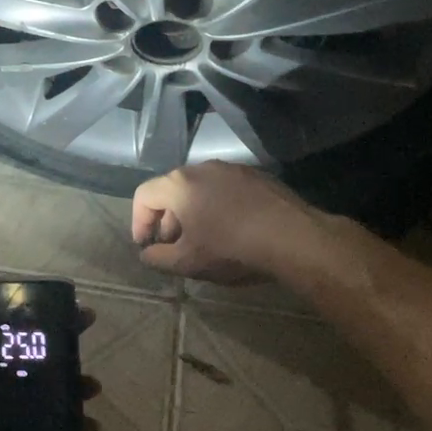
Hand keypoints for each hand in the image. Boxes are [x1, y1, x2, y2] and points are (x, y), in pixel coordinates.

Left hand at [0, 305, 98, 430]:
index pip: (3, 336)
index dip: (28, 318)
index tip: (53, 302)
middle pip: (35, 360)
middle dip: (62, 344)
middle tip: (85, 327)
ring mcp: (13, 420)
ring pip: (52, 394)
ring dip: (75, 384)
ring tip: (90, 386)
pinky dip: (78, 427)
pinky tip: (90, 426)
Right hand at [131, 161, 317, 283]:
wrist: (293, 238)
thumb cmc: (231, 249)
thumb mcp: (187, 263)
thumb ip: (158, 258)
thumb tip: (147, 254)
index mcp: (179, 184)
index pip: (144, 195)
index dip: (139, 222)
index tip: (147, 245)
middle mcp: (202, 168)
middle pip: (171, 190)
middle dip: (167, 219)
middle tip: (175, 246)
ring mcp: (232, 168)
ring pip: (200, 188)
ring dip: (193, 212)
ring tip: (204, 239)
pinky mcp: (257, 175)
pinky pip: (226, 188)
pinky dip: (219, 206)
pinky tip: (233, 229)